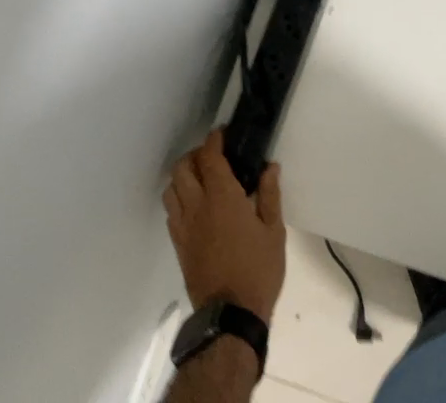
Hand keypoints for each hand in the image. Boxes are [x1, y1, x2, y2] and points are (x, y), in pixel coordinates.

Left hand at [162, 129, 285, 322]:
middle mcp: (197, 206)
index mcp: (222, 198)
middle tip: (214, 155)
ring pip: (171, 188)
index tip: (223, 133)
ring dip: (183, 175)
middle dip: (196, 155)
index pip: (210, 157)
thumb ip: (269, 195)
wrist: (230, 313)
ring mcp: (183, 226)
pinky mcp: (178, 244)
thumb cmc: (258, 270)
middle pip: (183, 168)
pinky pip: (171, 210)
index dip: (215, 140)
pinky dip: (179, 197)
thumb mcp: (274, 231)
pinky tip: (195, 205)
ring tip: (201, 177)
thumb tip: (269, 167)